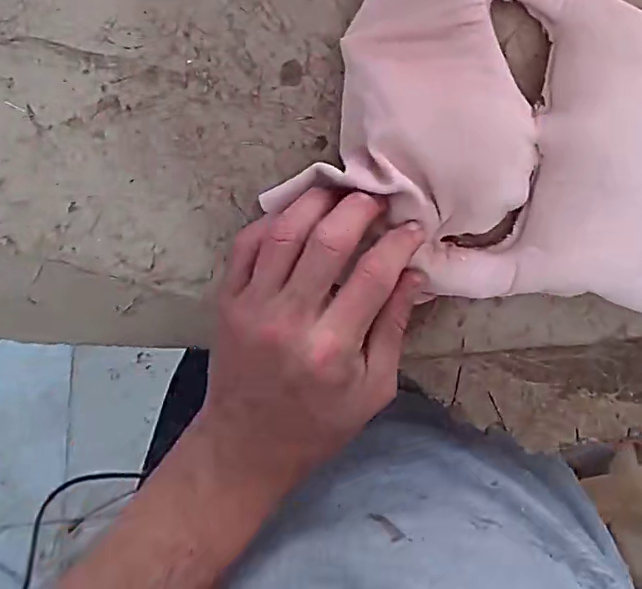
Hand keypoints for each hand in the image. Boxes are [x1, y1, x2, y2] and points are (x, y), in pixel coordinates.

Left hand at [187, 189, 424, 490]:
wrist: (242, 450)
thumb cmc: (319, 423)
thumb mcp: (375, 387)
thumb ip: (395, 326)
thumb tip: (415, 271)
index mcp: (331, 348)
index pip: (373, 273)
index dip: (399, 241)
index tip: (414, 228)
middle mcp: (288, 322)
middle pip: (327, 240)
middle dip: (360, 207)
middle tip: (379, 199)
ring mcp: (251, 308)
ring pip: (284, 231)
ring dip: (318, 200)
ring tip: (343, 192)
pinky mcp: (226, 301)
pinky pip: (247, 243)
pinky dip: (276, 217)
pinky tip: (302, 211)